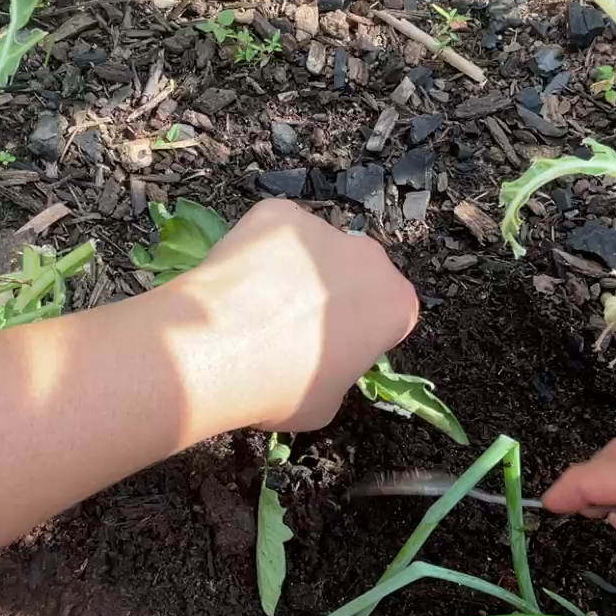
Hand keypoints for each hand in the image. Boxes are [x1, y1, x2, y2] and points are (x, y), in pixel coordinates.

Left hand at [164, 200, 417, 431]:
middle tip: (292, 326)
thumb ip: (339, 373)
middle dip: (330, 294)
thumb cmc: (280, 387)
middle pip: (354, 274)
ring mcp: (323, 229)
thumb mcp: (326, 403)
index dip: (358, 332)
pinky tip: (238, 280)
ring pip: (312, 250)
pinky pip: (273, 230)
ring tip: (256, 305)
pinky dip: (258, 248)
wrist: (219, 350)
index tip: (332, 348)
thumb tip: (321, 364)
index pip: (386, 315)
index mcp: (395, 305)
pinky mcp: (278, 212)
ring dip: (294, 270)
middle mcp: (369, 258)